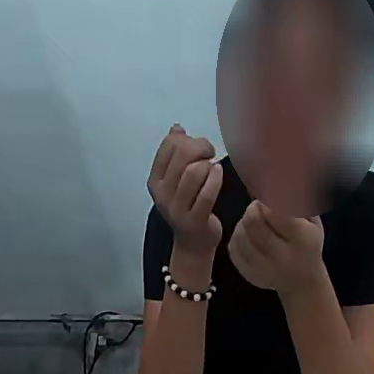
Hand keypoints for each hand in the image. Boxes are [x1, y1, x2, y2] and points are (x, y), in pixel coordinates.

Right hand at [148, 125, 224, 253]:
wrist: (193, 244)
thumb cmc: (188, 207)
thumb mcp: (176, 180)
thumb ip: (174, 154)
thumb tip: (176, 129)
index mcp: (155, 181)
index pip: (169, 145)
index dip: (189, 139)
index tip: (199, 149)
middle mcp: (162, 196)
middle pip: (182, 154)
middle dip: (201, 148)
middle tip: (210, 156)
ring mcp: (177, 210)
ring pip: (195, 171)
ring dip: (209, 165)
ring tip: (213, 170)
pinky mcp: (195, 221)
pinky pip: (207, 193)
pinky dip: (216, 179)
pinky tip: (218, 175)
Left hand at [228, 200, 325, 295]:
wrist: (302, 282)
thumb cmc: (308, 243)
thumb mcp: (312, 219)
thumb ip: (295, 198)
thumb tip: (276, 176)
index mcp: (301, 239)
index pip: (274, 211)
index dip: (267, 199)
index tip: (269, 196)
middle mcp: (281, 256)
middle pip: (253, 221)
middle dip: (253, 207)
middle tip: (259, 207)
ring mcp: (263, 269)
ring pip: (240, 235)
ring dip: (244, 222)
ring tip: (254, 221)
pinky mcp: (249, 274)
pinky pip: (233, 249)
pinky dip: (238, 236)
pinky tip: (248, 235)